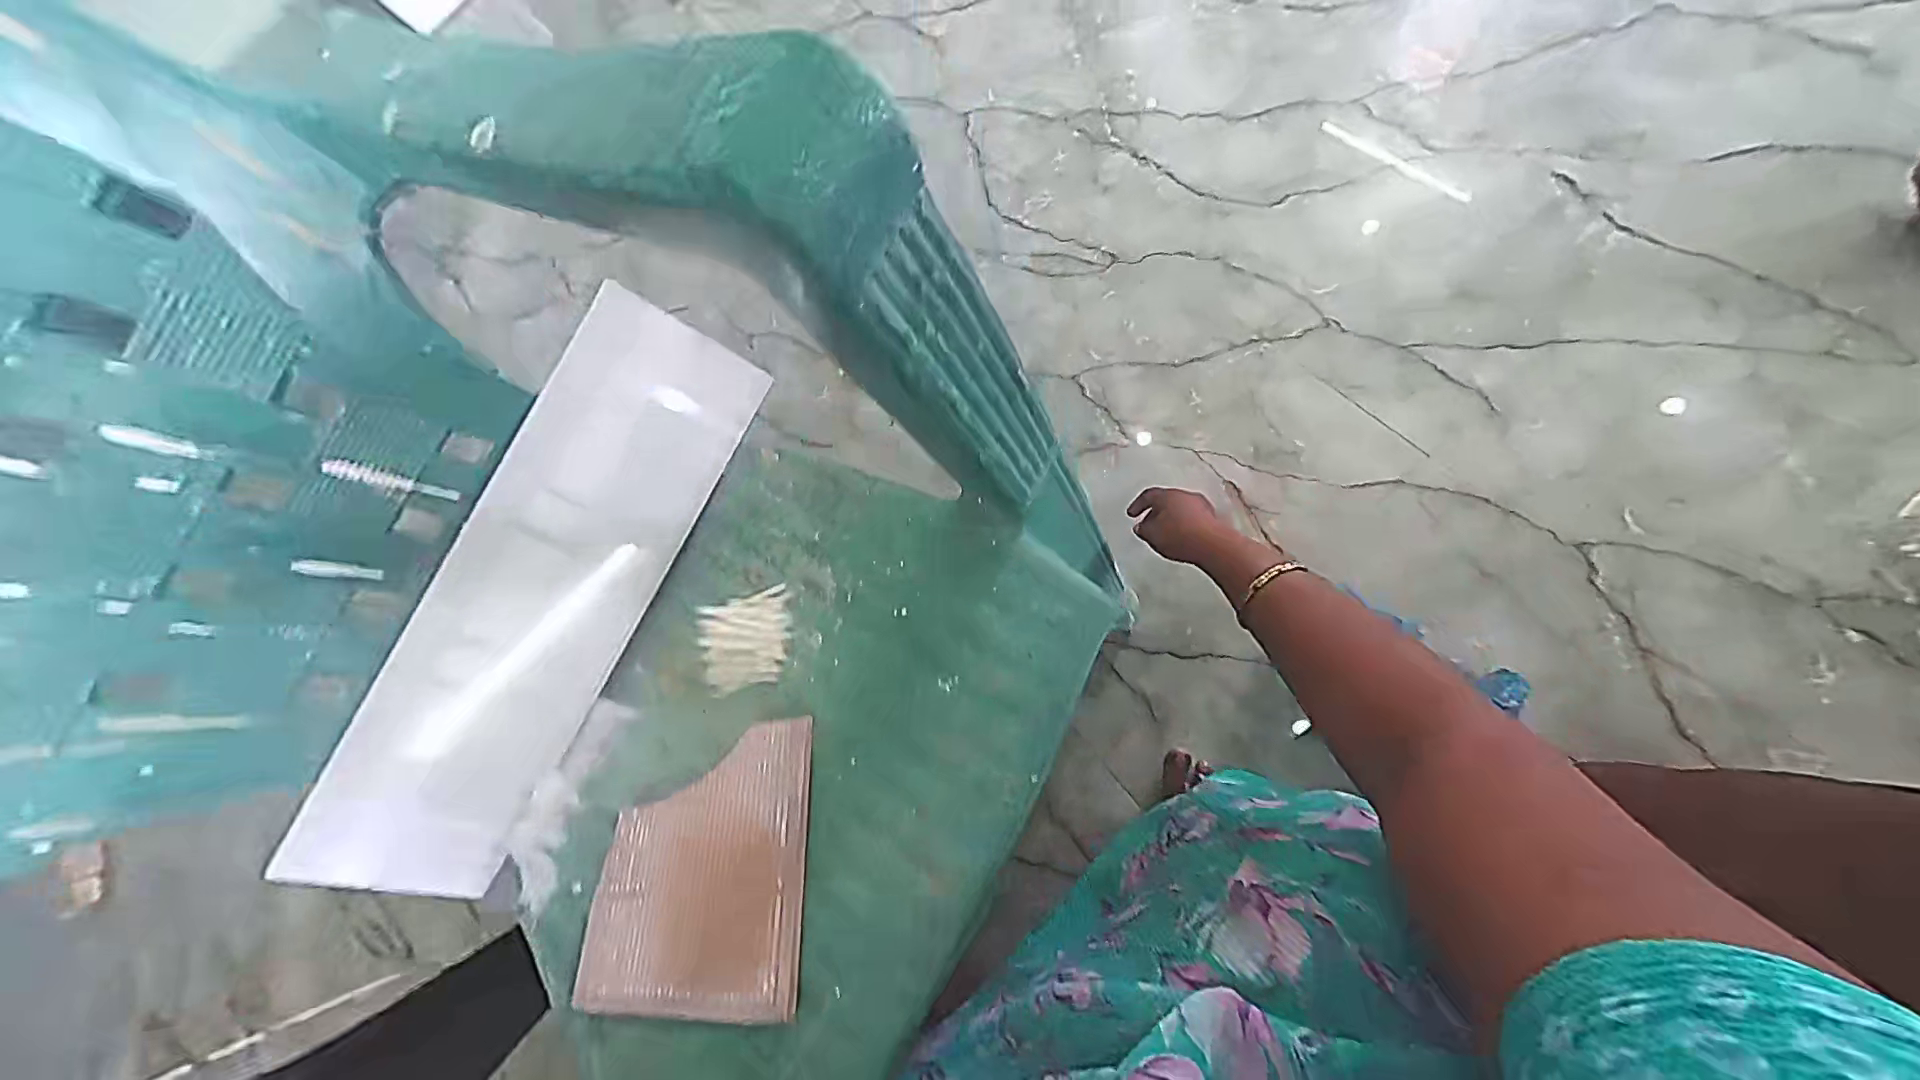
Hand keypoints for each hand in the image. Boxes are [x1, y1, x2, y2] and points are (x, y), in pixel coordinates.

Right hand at [1126, 487, 1246, 566]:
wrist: (1212, 545)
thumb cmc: (1182, 536)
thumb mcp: (1151, 535)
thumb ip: (1142, 529)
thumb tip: (1141, 528)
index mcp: (1167, 495)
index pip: (1148, 495)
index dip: (1138, 505)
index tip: (1133, 512)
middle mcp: (1184, 496)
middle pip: (1165, 501)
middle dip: (1155, 513)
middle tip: (1147, 524)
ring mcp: (1200, 506)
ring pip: (1180, 509)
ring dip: (1171, 519)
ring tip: (1165, 534)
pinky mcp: (1211, 518)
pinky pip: (1192, 518)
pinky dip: (1184, 525)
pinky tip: (1181, 538)